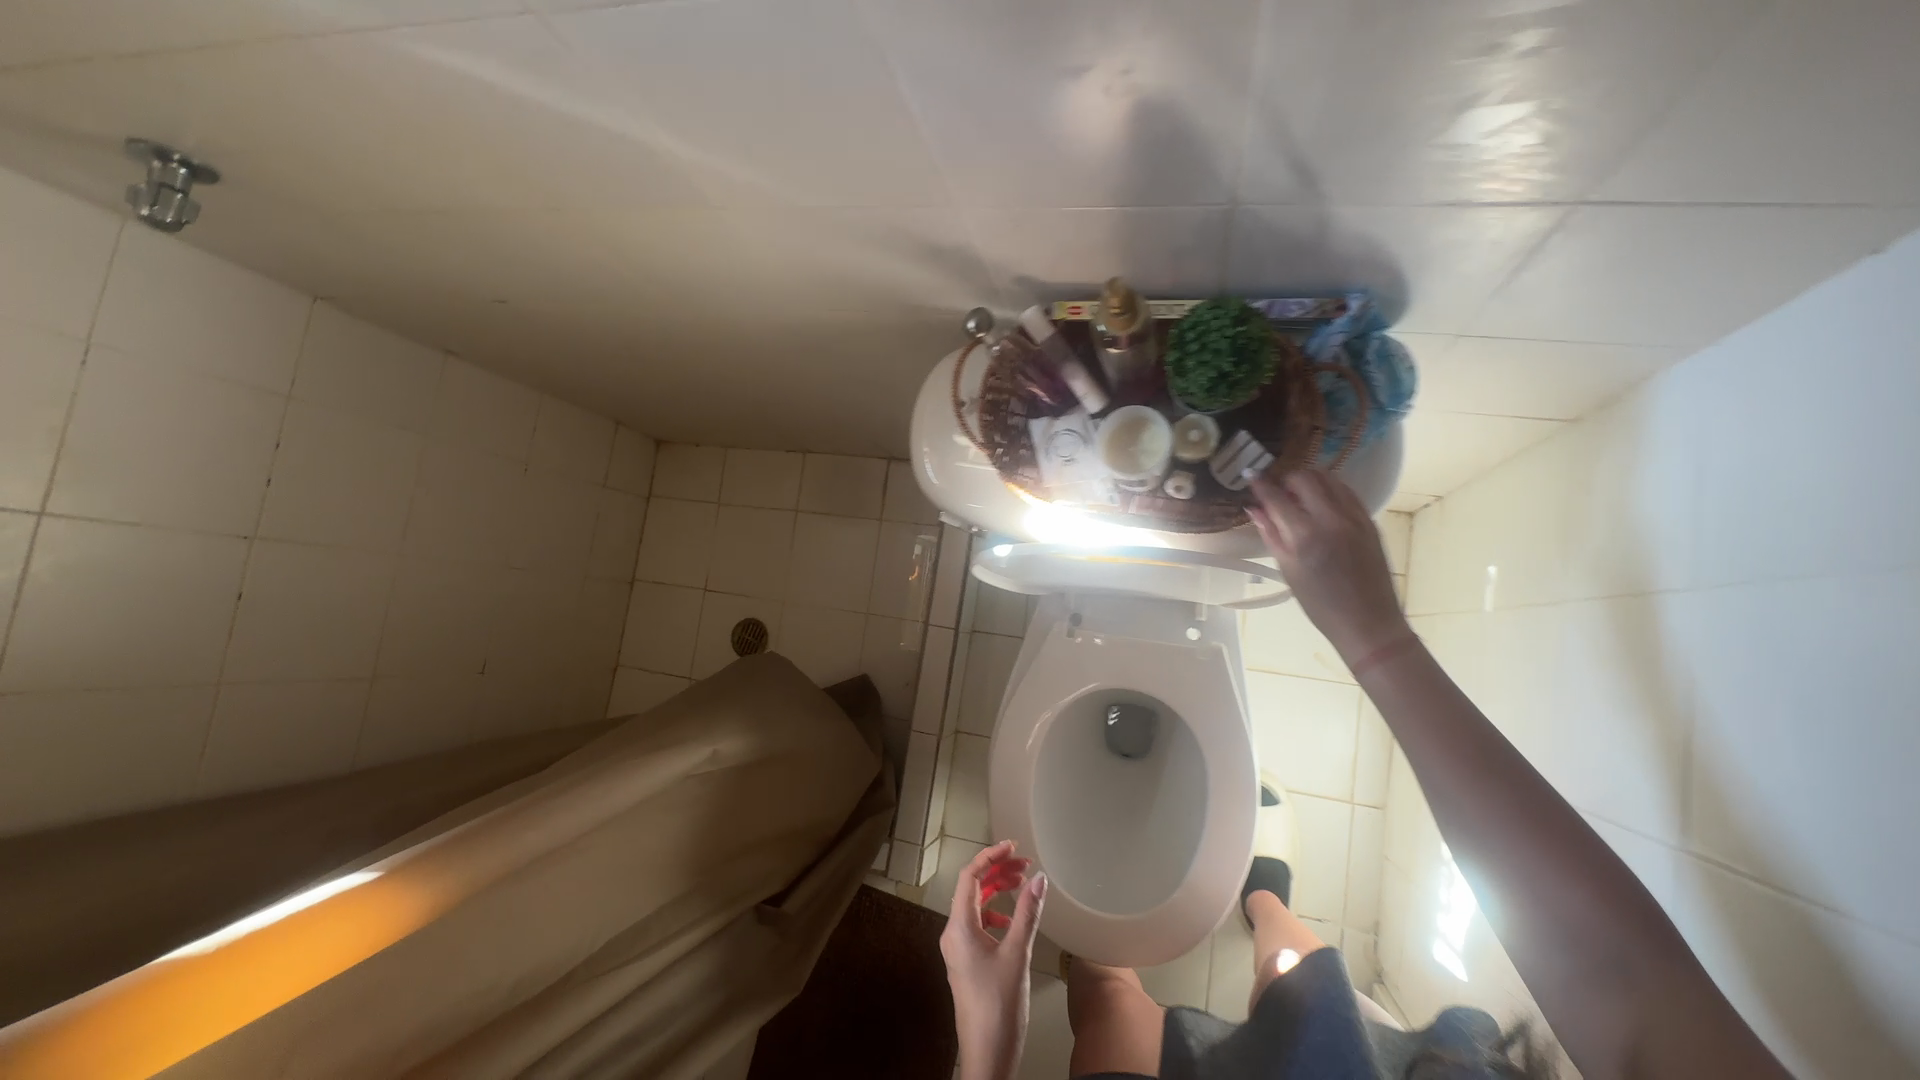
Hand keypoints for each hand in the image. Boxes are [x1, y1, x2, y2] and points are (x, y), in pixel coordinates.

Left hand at [940, 840, 1046, 1079]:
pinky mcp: (967, 962)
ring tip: (1023, 884)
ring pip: (975, 907)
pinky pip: (978, 926)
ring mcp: (958, 949)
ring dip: (997, 892)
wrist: (987, 1055)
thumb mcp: (1017, 955)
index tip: (1013, 846)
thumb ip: (1028, 914)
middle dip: (997, 872)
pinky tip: (1014, 922)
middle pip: (971, 889)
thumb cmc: (999, 1006)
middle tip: (1025, 863)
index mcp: (958, 927)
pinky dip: (996, 914)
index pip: (969, 877)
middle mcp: (953, 934)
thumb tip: (1039, 879)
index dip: (990, 856)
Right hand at [1247, 469, 1409, 658]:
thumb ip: (1271, 534)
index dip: (1261, 484)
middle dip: (1287, 479)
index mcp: (1305, 536)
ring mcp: (1354, 517)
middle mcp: (1331, 519)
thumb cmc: (1320, 604)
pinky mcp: (1369, 521)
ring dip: (1310, 480)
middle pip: (1305, 478)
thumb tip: (1254, 508)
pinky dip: (1330, 489)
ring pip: (1329, 479)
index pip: (1277, 497)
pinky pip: (1347, 492)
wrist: (1367, 621)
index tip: (1251, 475)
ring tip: (1299, 495)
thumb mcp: (1288, 570)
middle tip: (1278, 491)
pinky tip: (1321, 502)